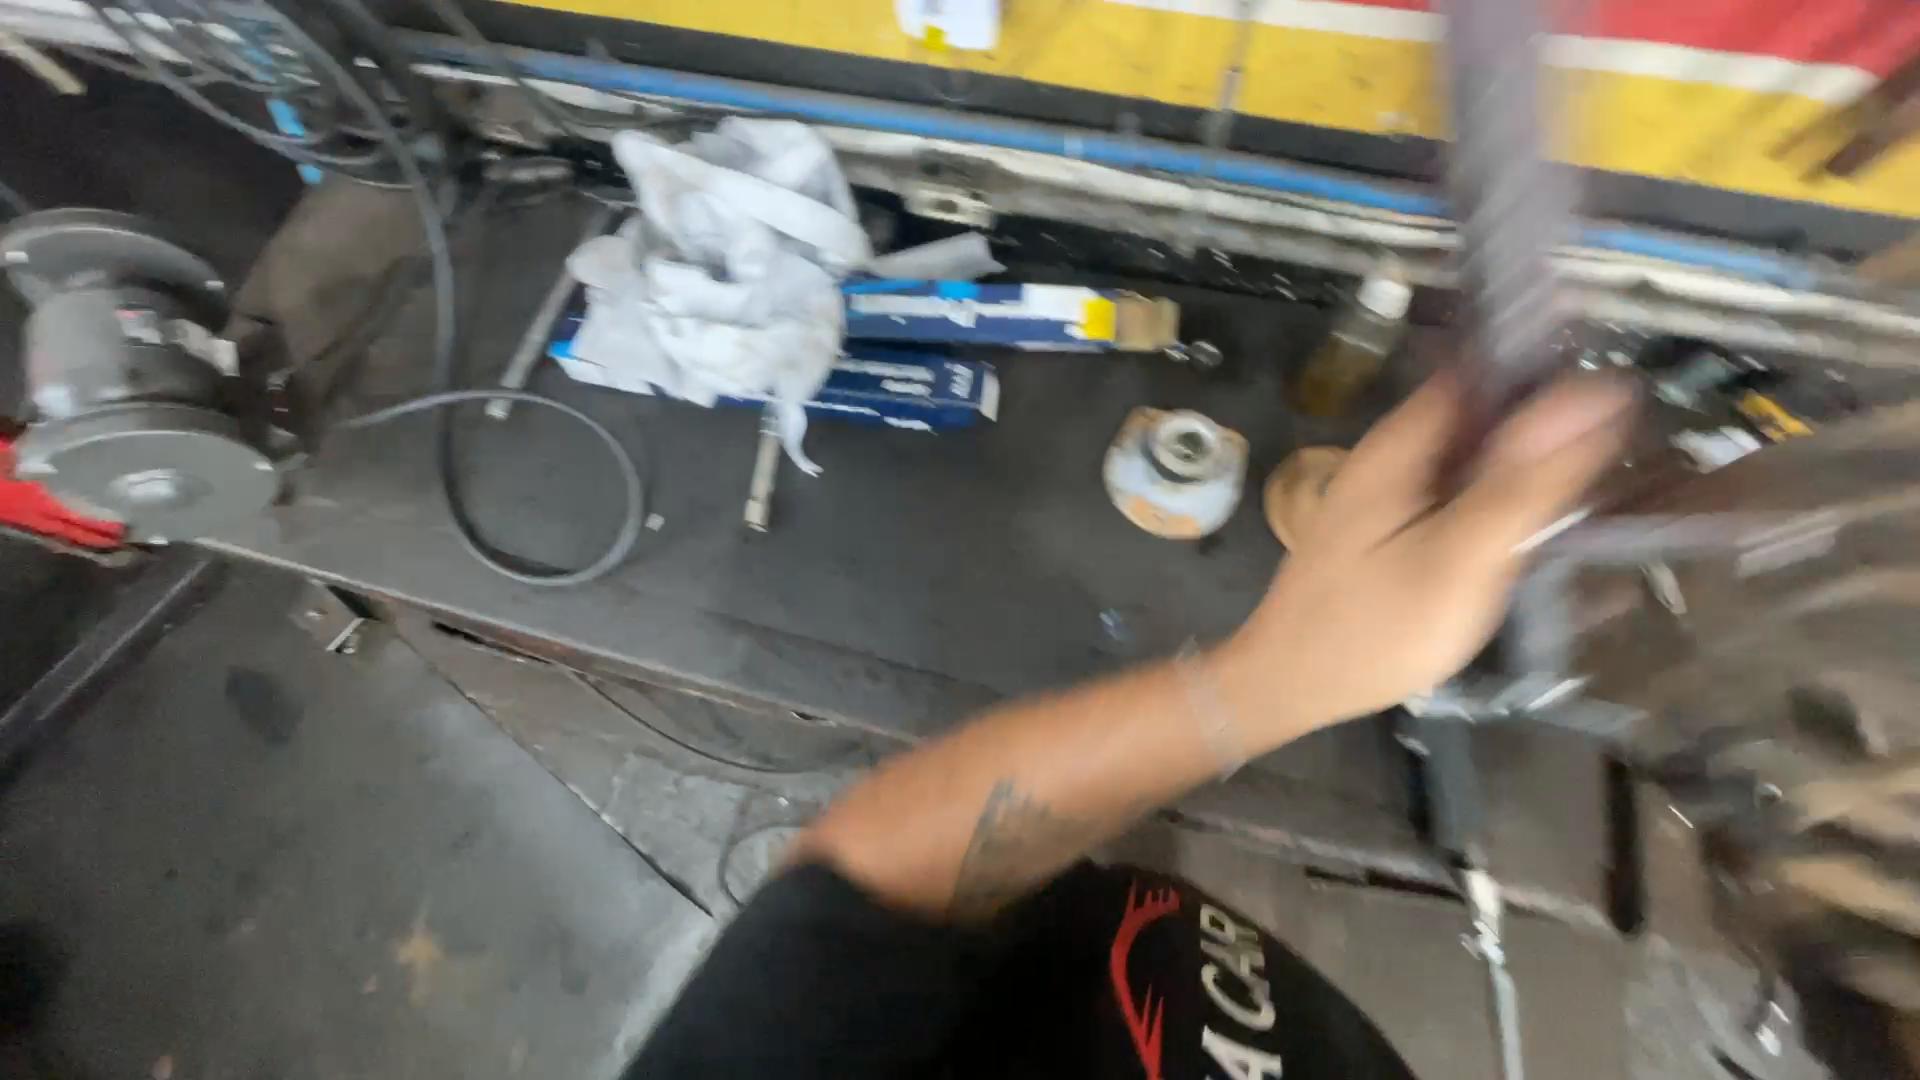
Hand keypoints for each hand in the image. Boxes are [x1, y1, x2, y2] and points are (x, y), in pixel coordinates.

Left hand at [1214, 373, 1635, 738]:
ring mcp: (1388, 499)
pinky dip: (1504, 511)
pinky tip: (1552, 539)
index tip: (1625, 389)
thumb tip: (1592, 393)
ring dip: (1535, 473)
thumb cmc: (1370, 629)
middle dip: (1553, 429)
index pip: (1479, 372)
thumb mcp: (1458, 557)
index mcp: (1397, 449)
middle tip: (1639, 455)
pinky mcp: (1394, 535)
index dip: (1550, 371)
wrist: (1291, 683)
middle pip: (1482, 419)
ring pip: (1476, 463)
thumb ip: (1522, 481)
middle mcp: (1388, 462)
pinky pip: (1460, 504)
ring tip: (1615, 497)